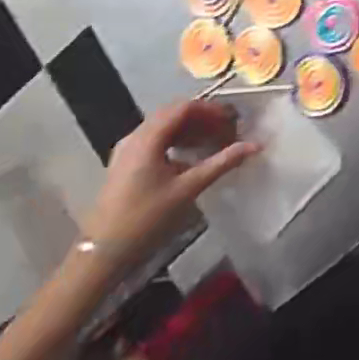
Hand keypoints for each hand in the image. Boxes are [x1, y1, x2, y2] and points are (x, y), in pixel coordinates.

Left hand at [83, 100, 258, 244]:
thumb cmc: (147, 218)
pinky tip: (192, 157)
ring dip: (190, 130)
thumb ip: (221, 163)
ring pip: (164, 128)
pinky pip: (155, 141)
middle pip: (172, 115)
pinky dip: (177, 142)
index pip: (183, 108)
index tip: (234, 119)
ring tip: (215, 142)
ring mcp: (127, 150)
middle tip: (228, 130)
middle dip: (203, 119)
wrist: (104, 251)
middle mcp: (135, 137)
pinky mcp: (126, 164)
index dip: (210, 109)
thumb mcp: (188, 189)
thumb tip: (254, 145)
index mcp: (147, 138)